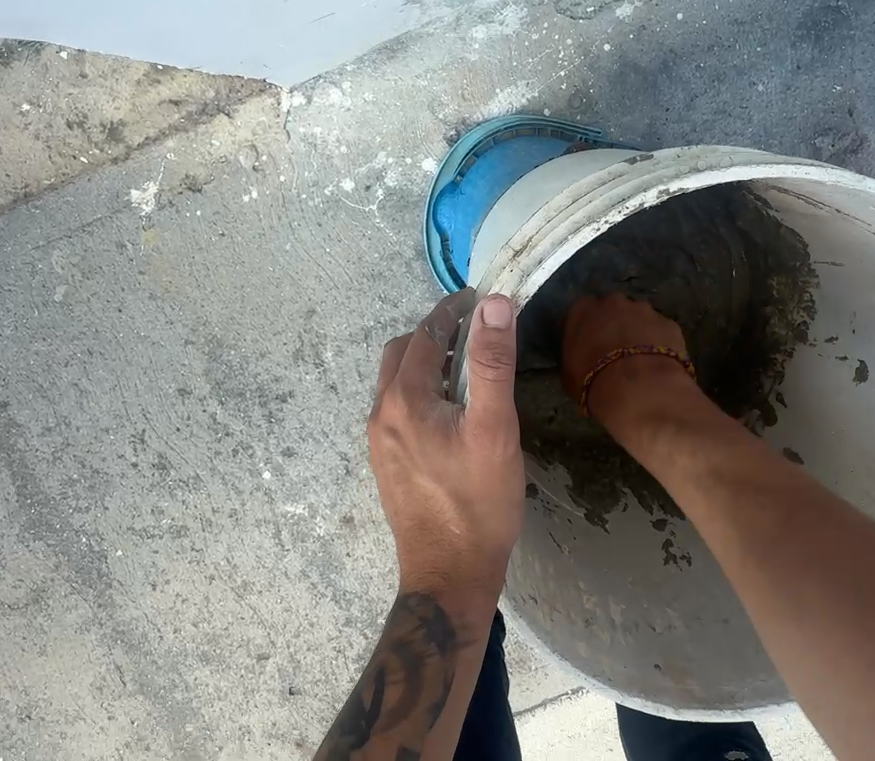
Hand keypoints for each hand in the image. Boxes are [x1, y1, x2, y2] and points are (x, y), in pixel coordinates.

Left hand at [369, 290, 523, 600]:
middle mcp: (381, 413)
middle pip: (403, 353)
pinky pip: (398, 407)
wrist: (449, 575)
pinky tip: (450, 410)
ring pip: (397, 381)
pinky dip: (421, 390)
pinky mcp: (387, 462)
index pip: (425, 334)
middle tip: (477, 333)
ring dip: (427, 362)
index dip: (453, 311)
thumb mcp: (493, 428)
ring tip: (467, 368)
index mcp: (404, 399)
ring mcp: (379, 441)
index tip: (481, 299)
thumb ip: (491, 363)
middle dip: (437, 333)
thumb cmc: (478, 502)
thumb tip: (495, 304)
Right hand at [561, 294, 697, 408]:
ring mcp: (644, 310)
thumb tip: (581, 358)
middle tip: (616, 351)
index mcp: (582, 310)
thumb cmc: (593, 381)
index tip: (590, 346)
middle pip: (613, 309)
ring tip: (641, 360)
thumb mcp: (569, 373)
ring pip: (640, 317)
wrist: (637, 388)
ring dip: (639, 332)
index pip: (582, 312)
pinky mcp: (669, 323)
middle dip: (615, 324)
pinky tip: (659, 365)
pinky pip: (662, 332)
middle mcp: (613, 302)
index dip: (588, 329)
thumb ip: (575, 356)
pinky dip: (661, 343)